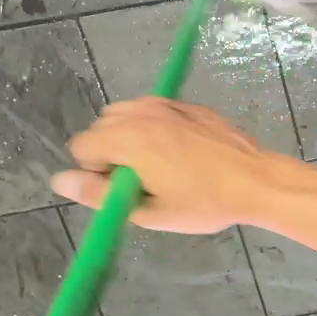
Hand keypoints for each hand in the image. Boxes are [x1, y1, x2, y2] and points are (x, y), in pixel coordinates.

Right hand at [52, 98, 285, 234]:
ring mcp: (169, 104)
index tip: (127, 189)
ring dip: (133, 136)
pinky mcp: (191, 105)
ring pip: (128, 114)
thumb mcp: (150, 211)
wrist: (258, 181)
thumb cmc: (205, 202)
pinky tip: (185, 152)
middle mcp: (142, 112)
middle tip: (147, 180)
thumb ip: (100, 195)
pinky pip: (157, 111)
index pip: (81, 146)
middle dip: (112, 151)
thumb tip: (58, 181)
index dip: (98, 172)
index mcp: (128, 138)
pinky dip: (158, 127)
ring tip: (164, 165)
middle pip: (101, 126)